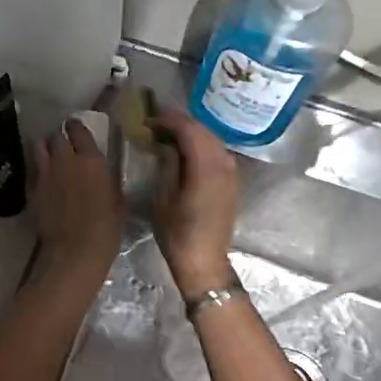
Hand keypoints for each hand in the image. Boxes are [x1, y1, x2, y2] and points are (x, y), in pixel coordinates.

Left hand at [32, 118, 121, 277]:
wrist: (74, 252)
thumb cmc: (105, 231)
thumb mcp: (118, 203)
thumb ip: (110, 183)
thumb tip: (107, 176)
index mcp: (91, 160)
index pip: (79, 130)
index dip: (77, 129)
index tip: (78, 132)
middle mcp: (66, 159)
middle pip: (57, 136)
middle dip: (61, 137)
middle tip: (65, 145)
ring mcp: (45, 173)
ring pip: (39, 147)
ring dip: (45, 148)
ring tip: (50, 155)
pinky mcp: (31, 189)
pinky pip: (33, 169)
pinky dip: (37, 168)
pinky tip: (43, 177)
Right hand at [150, 107, 238, 292]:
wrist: (204, 262)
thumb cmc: (178, 234)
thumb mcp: (164, 197)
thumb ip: (168, 163)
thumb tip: (166, 143)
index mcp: (206, 166)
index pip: (189, 129)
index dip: (168, 119)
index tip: (149, 118)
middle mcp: (223, 163)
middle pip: (203, 130)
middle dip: (180, 123)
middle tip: (156, 122)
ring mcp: (231, 172)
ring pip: (212, 140)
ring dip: (191, 133)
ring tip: (168, 134)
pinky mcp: (231, 182)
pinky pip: (217, 153)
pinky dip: (201, 146)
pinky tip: (186, 152)